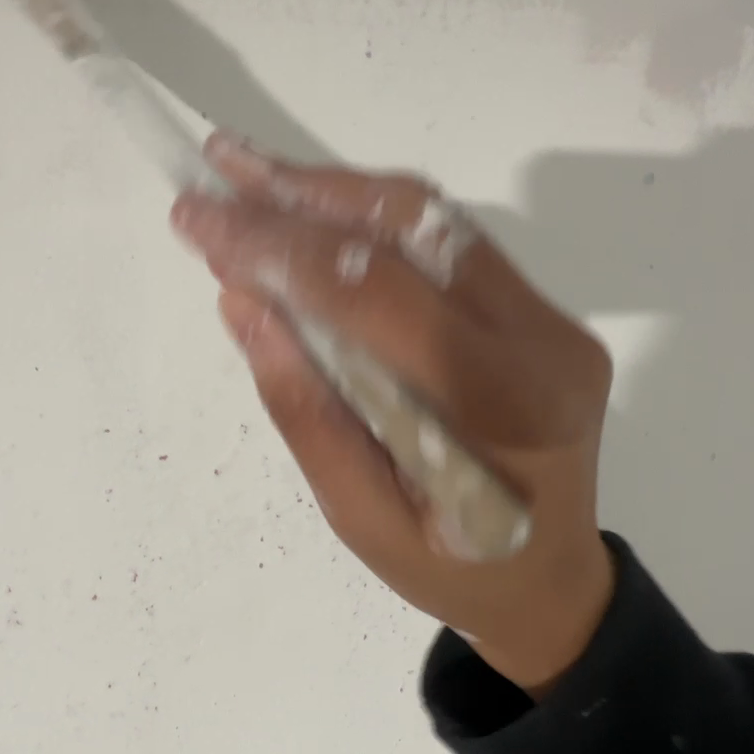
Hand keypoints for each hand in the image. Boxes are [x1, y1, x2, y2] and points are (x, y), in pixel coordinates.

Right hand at [172, 134, 615, 694]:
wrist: (546, 582)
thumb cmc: (450, 571)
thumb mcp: (361, 519)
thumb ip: (306, 411)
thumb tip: (243, 303)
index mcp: (501, 407)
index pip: (380, 297)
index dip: (283, 249)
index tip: (200, 219)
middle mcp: (543, 343)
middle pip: (417, 230)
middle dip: (305, 194)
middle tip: (219, 171)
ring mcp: (552, 321)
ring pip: (436, 223)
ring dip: (337, 195)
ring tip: (252, 179)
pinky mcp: (542, 315)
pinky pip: (451, 248)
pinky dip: (374, 224)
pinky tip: (316, 216)